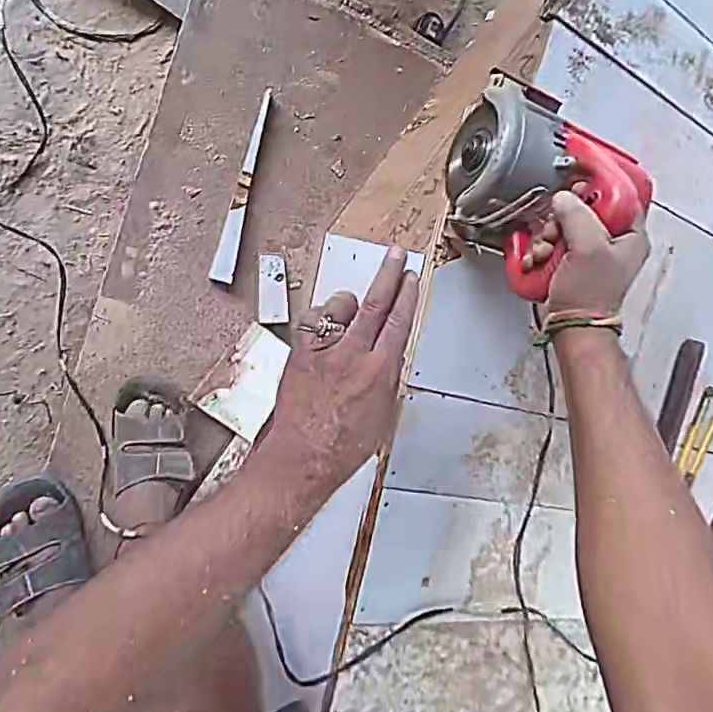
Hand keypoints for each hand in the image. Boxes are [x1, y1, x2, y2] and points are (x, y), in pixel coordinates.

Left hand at [256, 247, 420, 493]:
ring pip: (340, 307)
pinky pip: (312, 321)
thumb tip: (387, 355)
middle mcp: (353, 355)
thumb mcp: (383, 412)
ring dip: (347, 305)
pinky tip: (323, 329)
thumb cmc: (342, 445)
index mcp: (380, 370)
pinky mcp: (300, 353)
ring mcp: (324, 351)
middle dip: (389, 274)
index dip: (408, 295)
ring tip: (348, 316)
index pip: (399, 321)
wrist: (303, 456)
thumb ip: (386, 376)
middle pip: (375, 303)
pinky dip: (320, 320)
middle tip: (396, 256)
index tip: (412, 279)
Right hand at [520, 188, 650, 316]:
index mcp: (631, 235)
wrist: (572, 326)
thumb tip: (564, 198)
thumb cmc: (590, 297)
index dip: (596, 187)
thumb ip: (577, 216)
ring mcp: (589, 251)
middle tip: (556, 234)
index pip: (618, 195)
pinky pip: (552, 243)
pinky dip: (541, 250)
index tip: (576, 185)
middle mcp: (612, 240)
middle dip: (561, 221)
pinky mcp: (569, 261)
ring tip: (546, 253)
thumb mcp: (588, 248)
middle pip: (582, 209)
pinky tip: (539, 260)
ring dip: (546, 237)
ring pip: (563, 226)